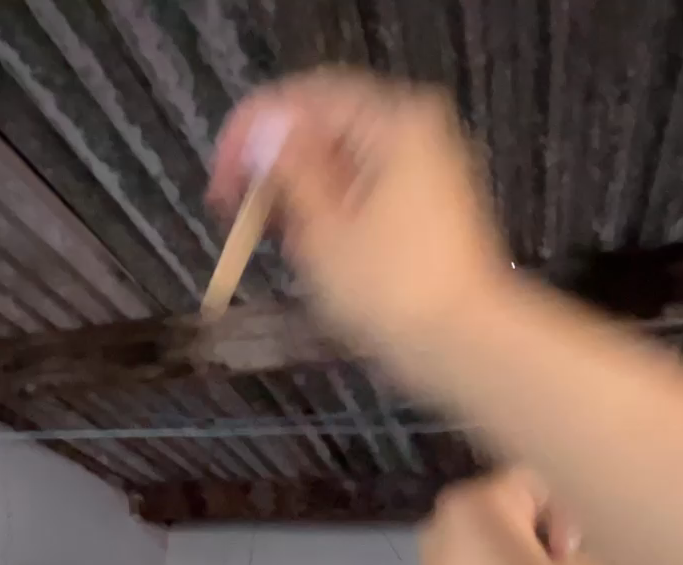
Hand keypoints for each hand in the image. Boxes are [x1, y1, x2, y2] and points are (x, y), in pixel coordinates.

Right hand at [208, 70, 511, 366]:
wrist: (460, 346)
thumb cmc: (389, 289)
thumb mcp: (323, 228)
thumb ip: (288, 174)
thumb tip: (262, 135)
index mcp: (395, 123)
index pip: (308, 101)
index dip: (254, 135)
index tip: (223, 181)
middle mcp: (417, 138)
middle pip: (328, 135)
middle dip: (281, 176)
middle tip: (245, 221)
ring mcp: (427, 180)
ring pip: (345, 174)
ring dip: (305, 206)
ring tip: (287, 250)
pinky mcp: (427, 220)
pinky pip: (365, 204)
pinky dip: (335, 225)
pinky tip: (319, 263)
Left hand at [417, 470, 612, 564]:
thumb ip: (592, 542)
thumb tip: (567, 544)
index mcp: (478, 501)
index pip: (546, 481)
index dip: (575, 516)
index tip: (575, 562)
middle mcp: (447, 516)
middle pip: (521, 507)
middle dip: (551, 537)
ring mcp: (435, 552)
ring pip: (504, 539)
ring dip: (531, 562)